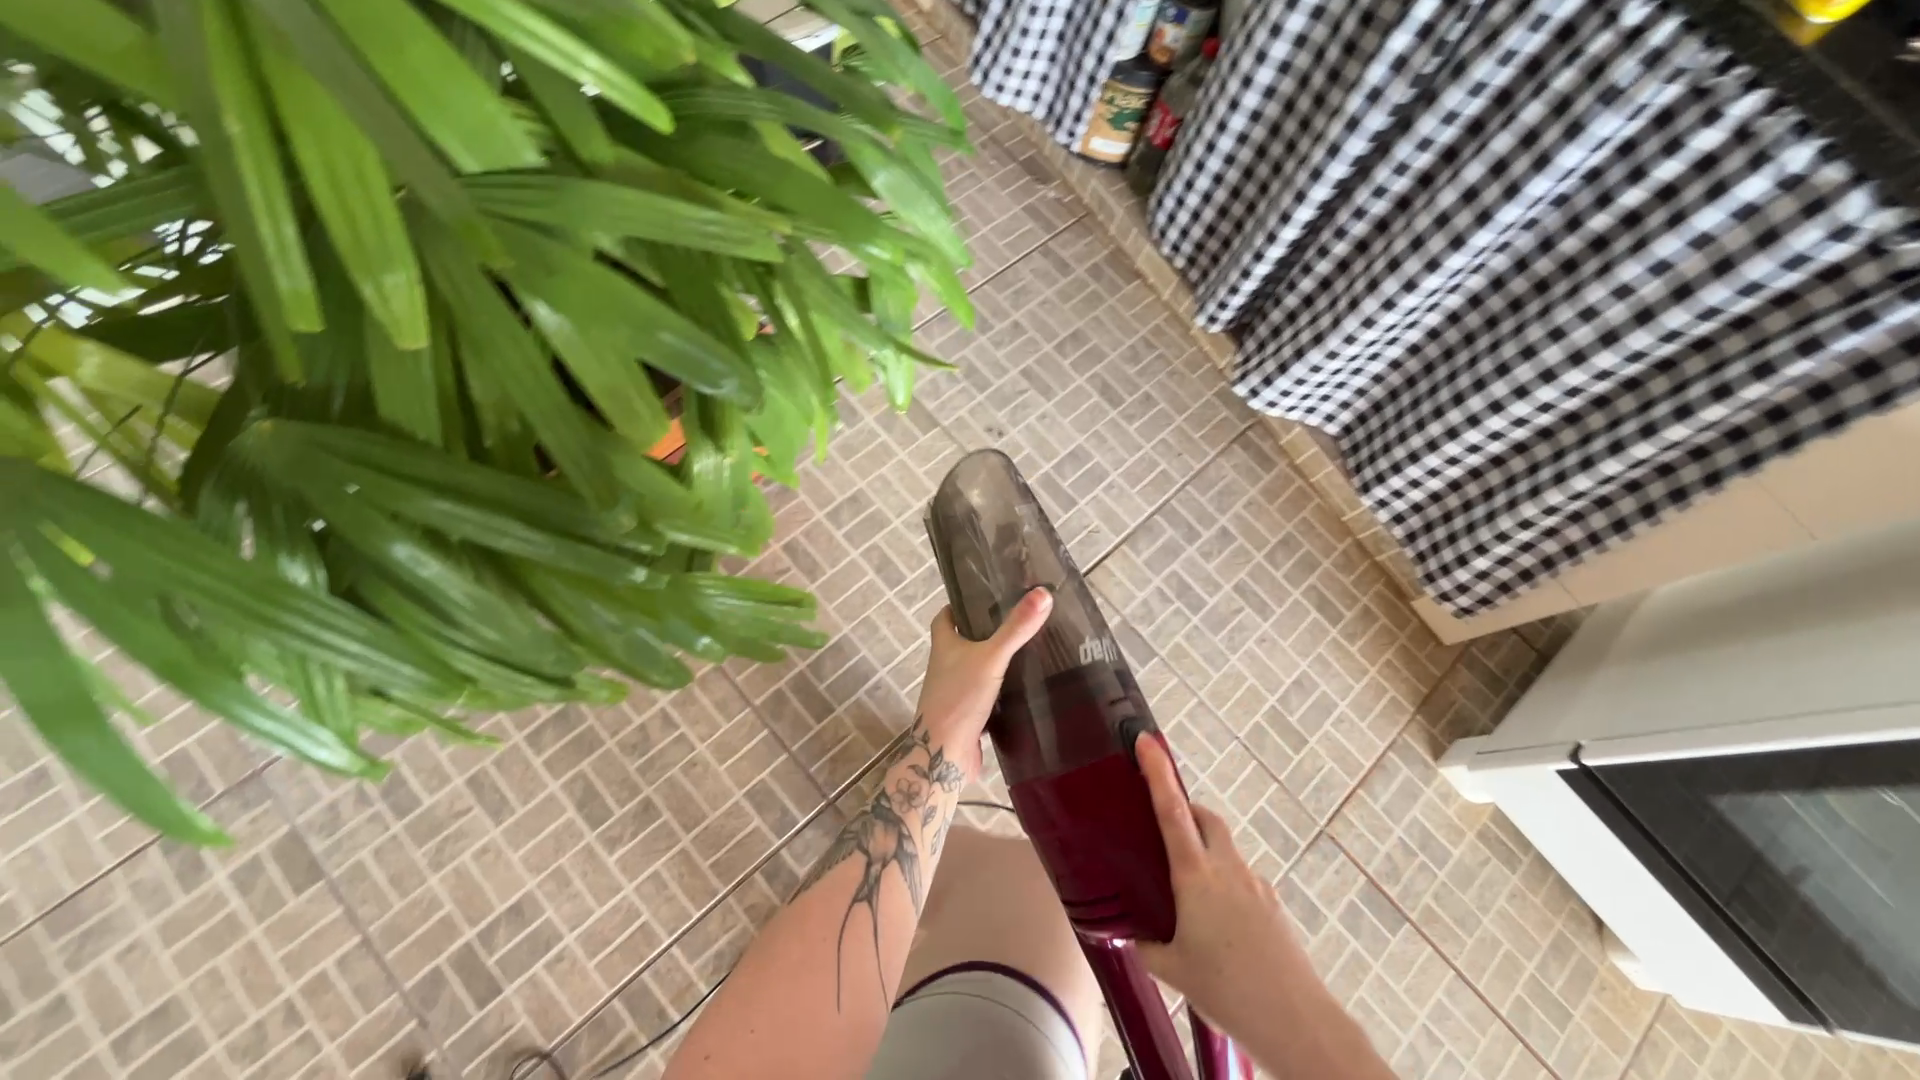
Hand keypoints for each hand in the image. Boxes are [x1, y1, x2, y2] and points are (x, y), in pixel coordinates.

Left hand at [912, 587, 1051, 780]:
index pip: (946, 616)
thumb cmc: (960, 698)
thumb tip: (1043, 593)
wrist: (945, 754)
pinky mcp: (970, 714)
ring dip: (997, 661)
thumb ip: (1016, 628)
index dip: (961, 605)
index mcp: (944, 645)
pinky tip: (1027, 686)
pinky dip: (1004, 689)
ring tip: (1030, 648)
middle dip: (987, 631)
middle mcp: (946, 665)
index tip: (986, 597)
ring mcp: (957, 691)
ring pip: (978, 668)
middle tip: (1019, 621)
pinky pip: (988, 695)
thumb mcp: (991, 657)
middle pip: (964, 641)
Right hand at [1133, 733, 1314, 1033]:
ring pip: (1224, 850)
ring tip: (1184, 891)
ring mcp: (1256, 887)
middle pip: (1206, 819)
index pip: (1172, 810)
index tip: (1147, 742)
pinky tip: (1215, 924)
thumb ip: (1147, 944)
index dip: (1157, 772)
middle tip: (1162, 821)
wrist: (1295, 1021)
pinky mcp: (1273, 907)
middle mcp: (1228, 871)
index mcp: (1196, 877)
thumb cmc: (1228, 990)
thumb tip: (1131, 936)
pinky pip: (1241, 881)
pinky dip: (1223, 885)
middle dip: (1185, 809)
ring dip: (1204, 852)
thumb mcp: (1172, 969)